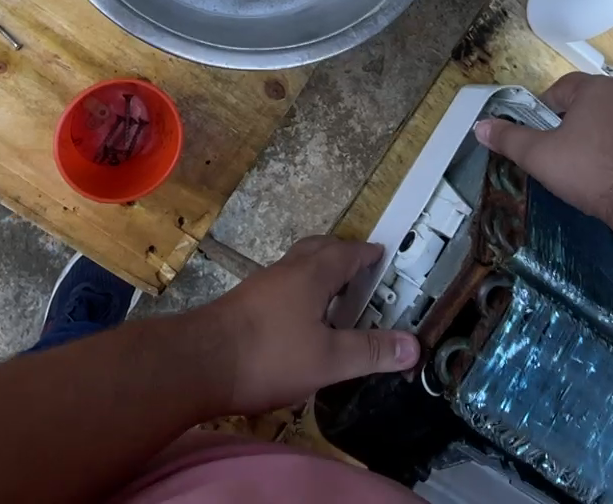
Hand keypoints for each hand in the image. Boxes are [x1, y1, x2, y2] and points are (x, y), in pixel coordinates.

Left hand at [196, 236, 419, 414]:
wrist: (197, 363)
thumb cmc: (268, 356)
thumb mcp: (328, 360)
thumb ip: (370, 352)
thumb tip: (415, 345)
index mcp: (313, 274)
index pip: (348, 253)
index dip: (367, 253)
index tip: (381, 254)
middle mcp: (288, 270)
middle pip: (319, 248)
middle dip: (341, 252)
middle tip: (359, 266)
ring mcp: (262, 284)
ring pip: (297, 264)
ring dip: (318, 268)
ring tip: (332, 291)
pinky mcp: (244, 302)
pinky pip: (281, 282)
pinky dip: (299, 286)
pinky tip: (297, 315)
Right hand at [475, 72, 612, 228]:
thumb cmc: (593, 172)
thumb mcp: (541, 157)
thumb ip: (509, 139)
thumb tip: (480, 126)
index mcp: (595, 89)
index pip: (562, 87)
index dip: (547, 109)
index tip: (541, 135)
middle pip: (592, 102)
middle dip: (575, 124)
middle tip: (563, 155)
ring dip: (604, 137)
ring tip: (593, 169)